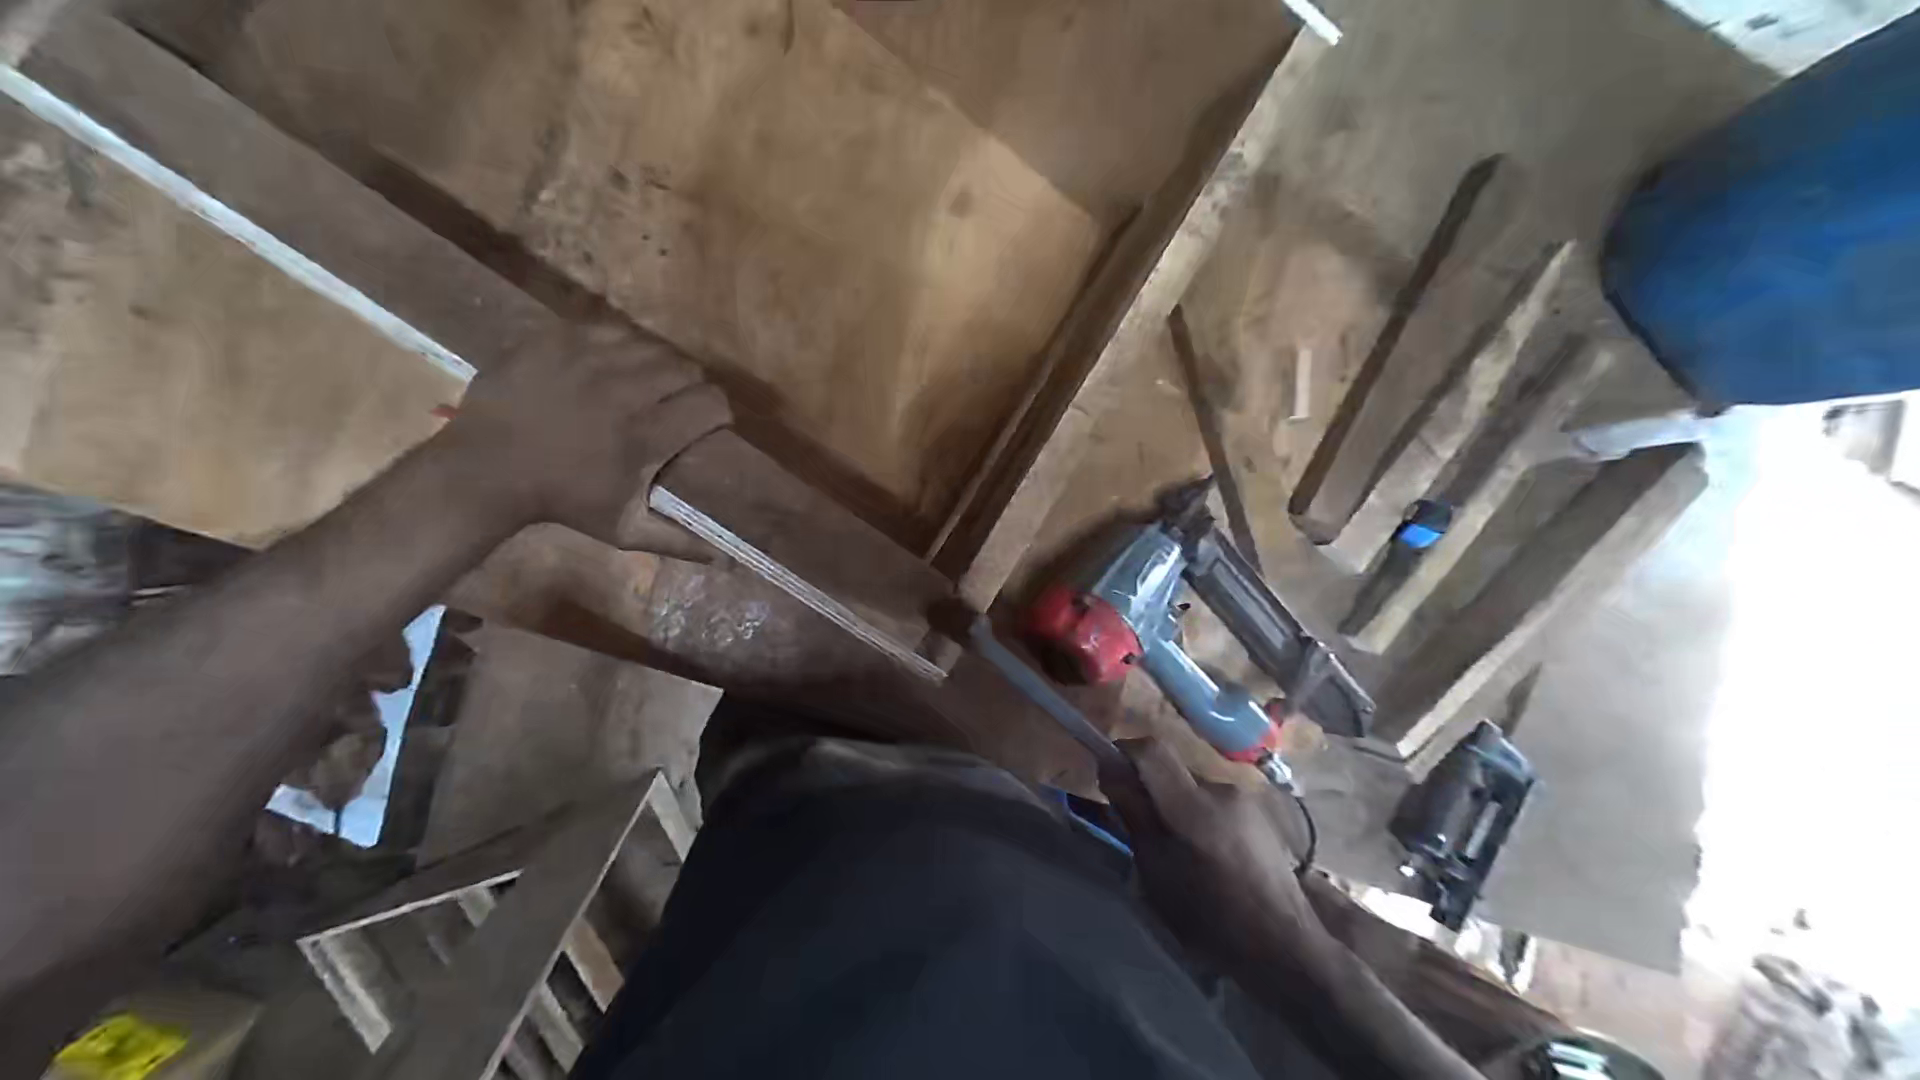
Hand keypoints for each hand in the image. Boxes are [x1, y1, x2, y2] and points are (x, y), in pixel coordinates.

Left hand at [435, 324, 731, 539]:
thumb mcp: (624, 531)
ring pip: (654, 346)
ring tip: (651, 383)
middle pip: (688, 369)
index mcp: (646, 435)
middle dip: (693, 387)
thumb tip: (723, 557)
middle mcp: (626, 390)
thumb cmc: (563, 501)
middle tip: (679, 404)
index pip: (711, 404)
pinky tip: (616, 365)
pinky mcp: (561, 338)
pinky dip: (625, 346)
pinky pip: (614, 330)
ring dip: (661, 365)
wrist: (485, 469)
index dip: (719, 413)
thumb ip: (677, 541)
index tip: (711, 425)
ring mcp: (590, 358)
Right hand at [1099, 738, 1328, 968]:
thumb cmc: (1210, 918)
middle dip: (1149, 787)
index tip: (1109, 776)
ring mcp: (1244, 799)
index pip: (1150, 749)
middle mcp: (1220, 788)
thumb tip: (1110, 769)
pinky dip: (1198, 815)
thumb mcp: (1156, 870)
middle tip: (1139, 826)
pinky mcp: (1258, 813)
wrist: (1286, 948)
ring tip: (1177, 848)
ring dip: (1175, 805)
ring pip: (1191, 786)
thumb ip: (1133, 813)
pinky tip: (1206, 854)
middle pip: (1170, 768)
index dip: (1123, 753)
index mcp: (1192, 804)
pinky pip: (1213, 801)